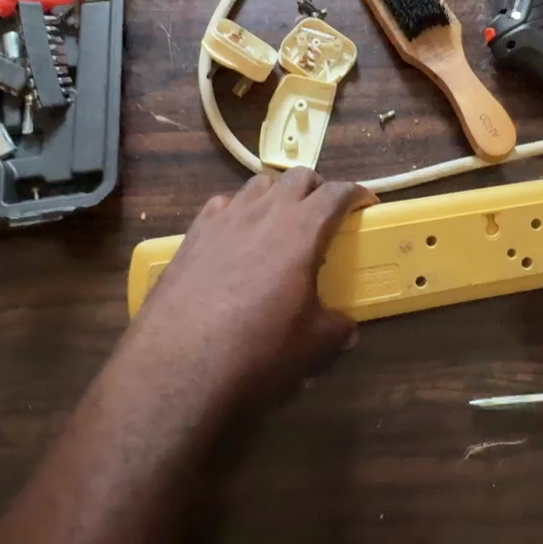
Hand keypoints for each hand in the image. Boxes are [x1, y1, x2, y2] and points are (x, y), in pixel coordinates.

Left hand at [124, 168, 375, 413]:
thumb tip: (348, 330)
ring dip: (277, 195)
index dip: (356, 194)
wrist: (178, 367)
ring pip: (259, 184)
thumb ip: (336, 330)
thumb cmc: (257, 351)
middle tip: (323, 216)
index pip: (338, 192)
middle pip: (299, 176)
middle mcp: (266, 212)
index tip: (364, 204)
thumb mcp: (312, 346)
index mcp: (303, 230)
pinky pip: (223, 204)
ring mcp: (225, 218)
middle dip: (317, 189)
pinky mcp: (193, 234)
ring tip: (280, 222)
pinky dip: (238, 211)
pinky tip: (235, 237)